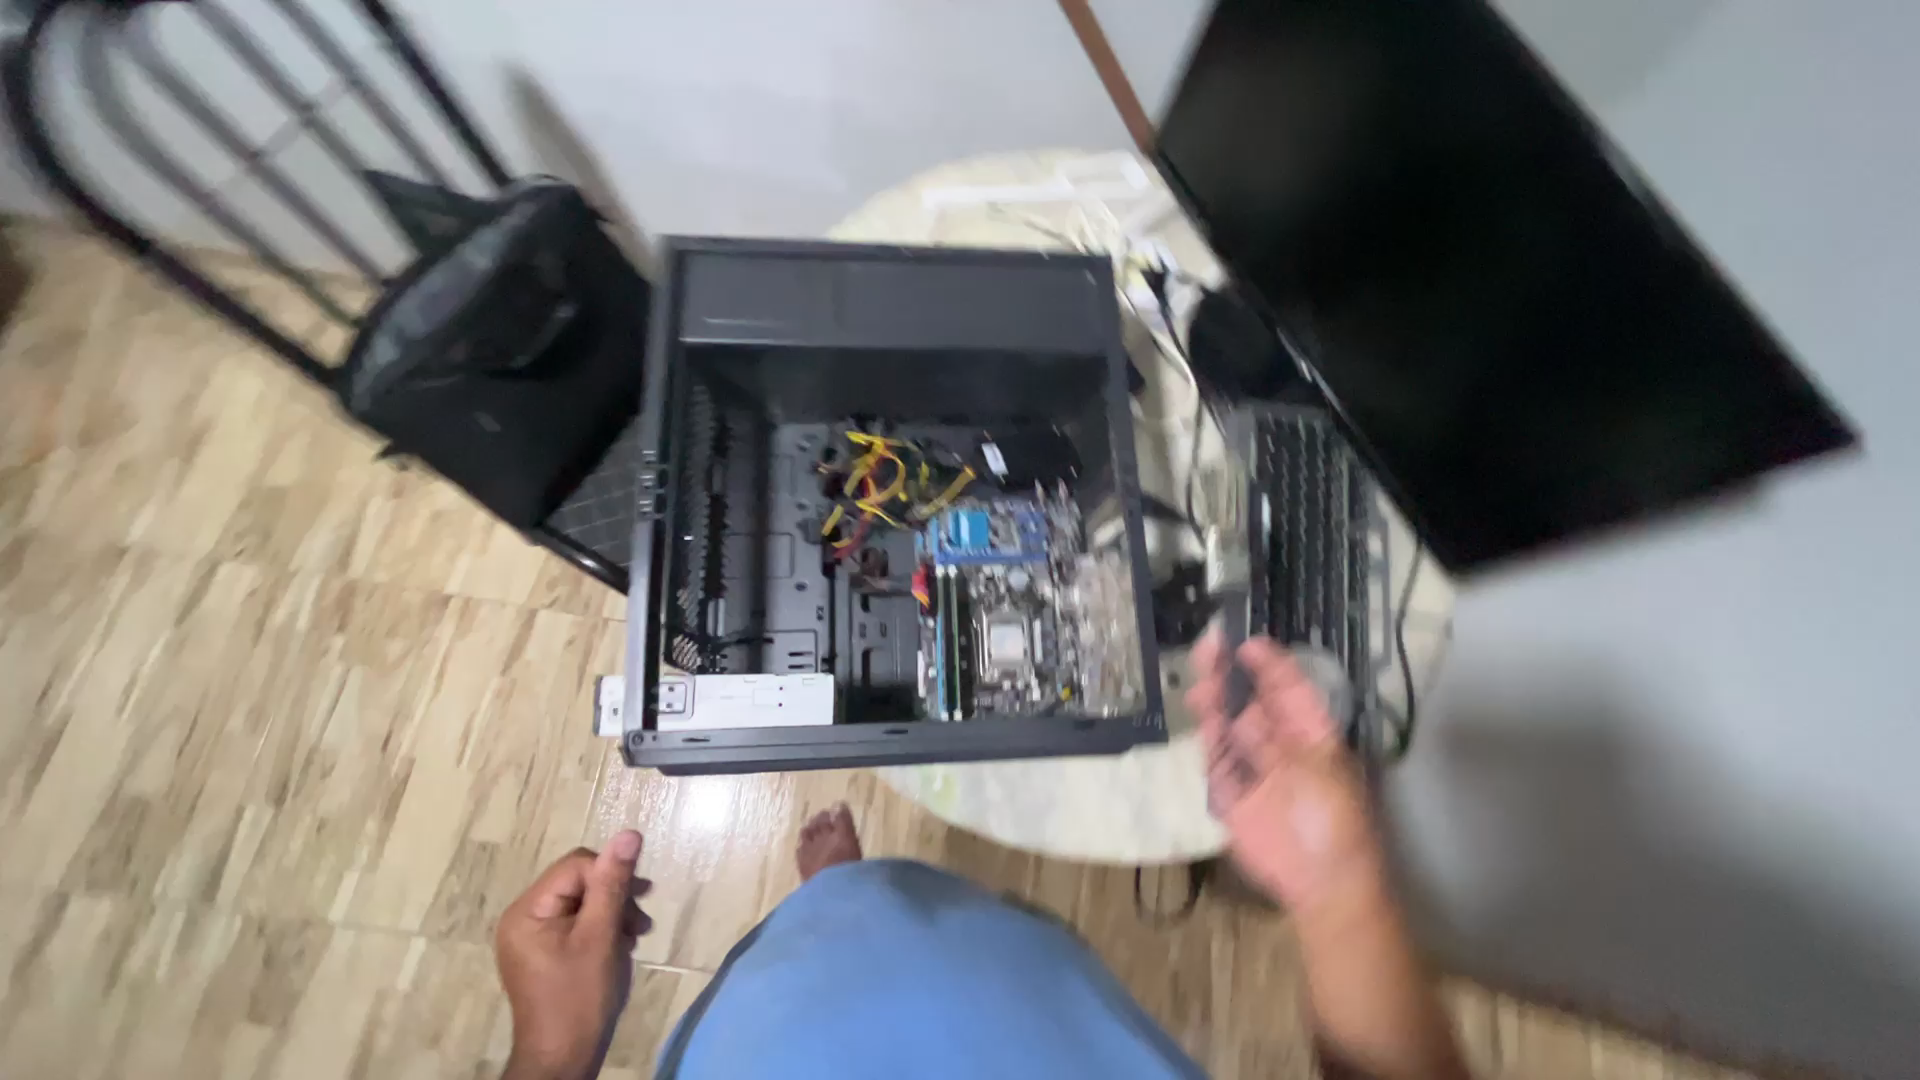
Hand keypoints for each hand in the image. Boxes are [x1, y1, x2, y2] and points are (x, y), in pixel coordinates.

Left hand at [496, 830, 649, 1079]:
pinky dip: (605, 925)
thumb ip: (613, 883)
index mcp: (527, 912)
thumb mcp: (601, 936)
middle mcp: (524, 917)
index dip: (611, 875)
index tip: (641, 898)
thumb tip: (629, 834)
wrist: (564, 1060)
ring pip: (585, 898)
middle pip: (580, 880)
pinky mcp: (547, 949)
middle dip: (615, 894)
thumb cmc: (579, 998)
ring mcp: (534, 935)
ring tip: (635, 935)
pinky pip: (580, 918)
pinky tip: (621, 943)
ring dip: (615, 910)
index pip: (576, 866)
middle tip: (640, 922)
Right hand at [1186, 632, 1382, 915]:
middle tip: (1208, 649)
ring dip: (1214, 701)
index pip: (1286, 686)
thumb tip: (1245, 704)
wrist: (1321, 882)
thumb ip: (1276, 736)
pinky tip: (1204, 722)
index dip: (1267, 663)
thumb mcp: (1318, 771)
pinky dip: (1208, 738)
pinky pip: (1214, 758)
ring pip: (1226, 722)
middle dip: (1229, 673)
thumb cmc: (1334, 822)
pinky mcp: (1229, 790)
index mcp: (1308, 731)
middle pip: (1248, 698)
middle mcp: (1276, 741)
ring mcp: (1251, 764)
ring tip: (1202, 686)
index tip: (1245, 643)